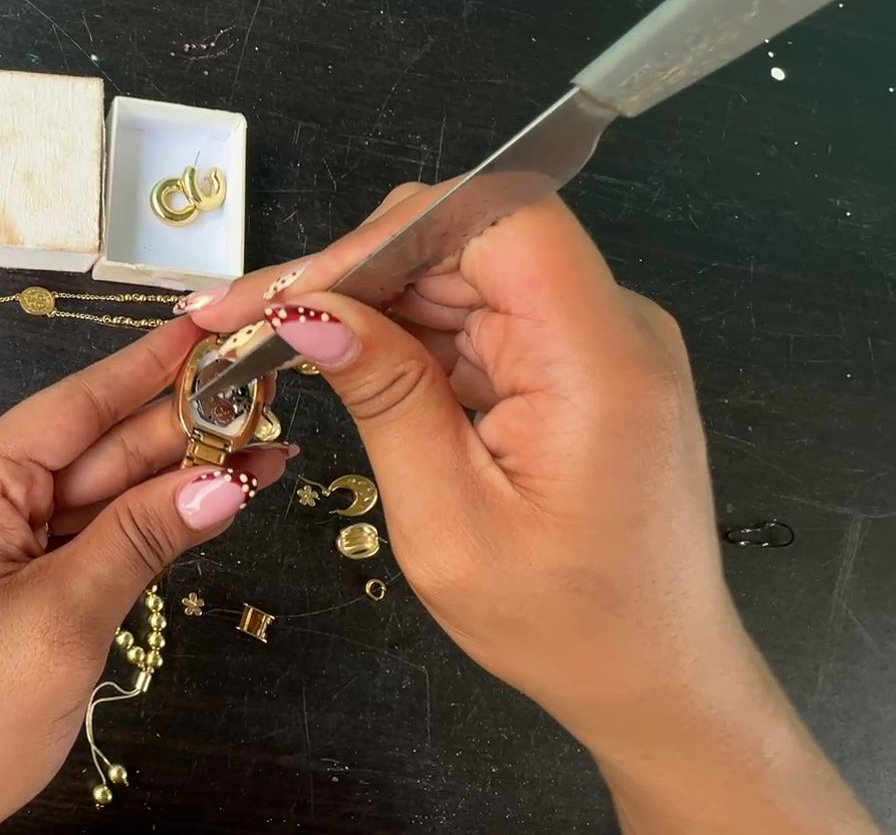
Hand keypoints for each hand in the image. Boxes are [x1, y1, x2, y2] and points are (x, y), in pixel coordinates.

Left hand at [0, 317, 293, 834]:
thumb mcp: (65, 618)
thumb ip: (143, 537)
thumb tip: (224, 478)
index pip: (74, 404)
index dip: (143, 366)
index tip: (201, 329)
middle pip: (94, 447)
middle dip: (177, 428)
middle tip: (262, 404)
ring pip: (98, 490)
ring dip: (171, 475)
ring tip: (258, 451)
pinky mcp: (15, 571)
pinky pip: (87, 530)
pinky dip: (143, 521)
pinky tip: (203, 499)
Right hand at [179, 183, 873, 832]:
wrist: (647, 676)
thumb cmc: (557, 620)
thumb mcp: (447, 519)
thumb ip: (384, 397)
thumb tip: (307, 311)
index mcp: (597, 360)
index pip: (497, 220)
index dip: (387, 234)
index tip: (300, 290)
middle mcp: (600, 325)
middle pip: (456, 239)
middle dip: (344, 269)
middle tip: (247, 314)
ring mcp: (576, 337)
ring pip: (441, 270)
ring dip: (353, 299)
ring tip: (269, 334)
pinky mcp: (549, 357)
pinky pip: (452, 312)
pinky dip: (382, 328)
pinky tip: (329, 354)